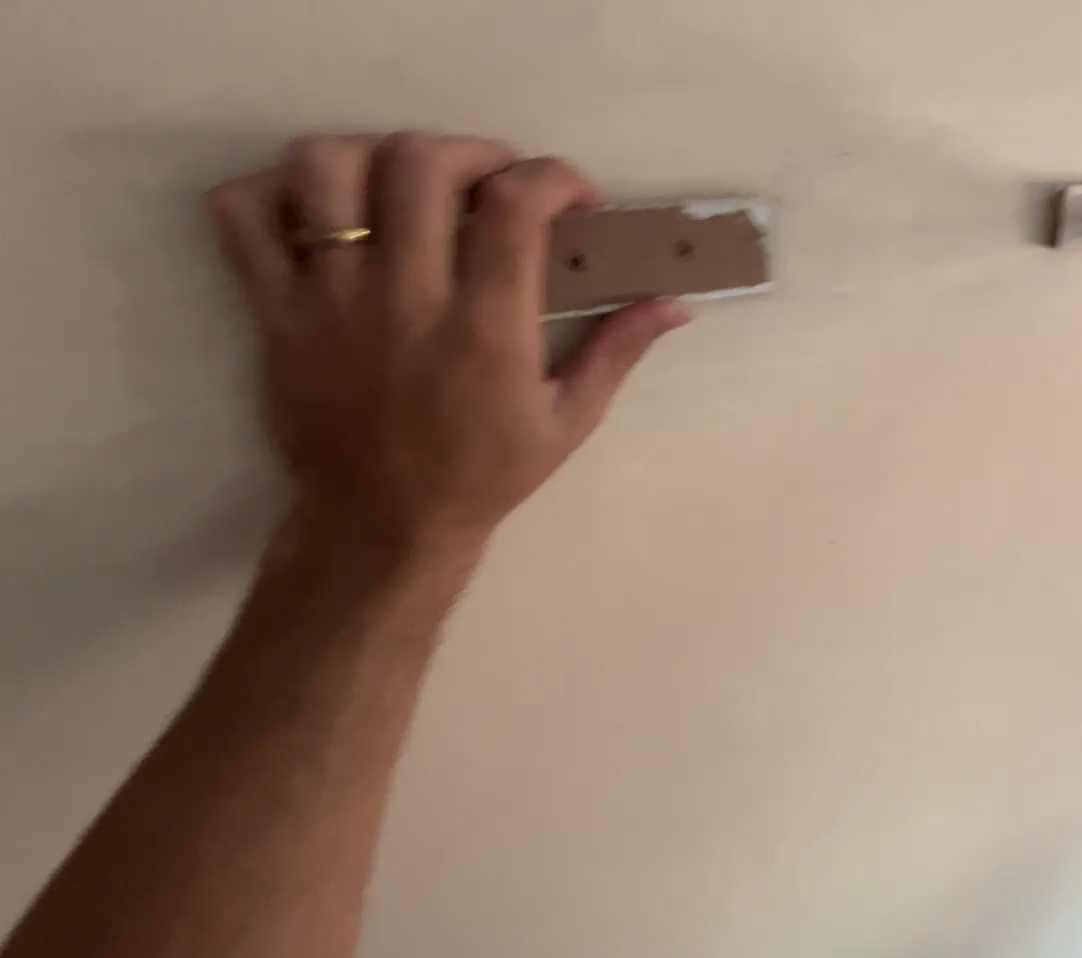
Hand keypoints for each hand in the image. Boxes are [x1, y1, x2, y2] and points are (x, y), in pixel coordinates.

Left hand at [204, 133, 692, 556]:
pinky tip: (328, 210)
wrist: (386, 520)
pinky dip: (278, 188)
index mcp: (488, 329)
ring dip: (377, 155)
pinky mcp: (274, 308)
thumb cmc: (490, 471)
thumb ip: (619, 351)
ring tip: (413, 187)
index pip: (515, 208)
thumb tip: (676, 305)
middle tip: (500, 182)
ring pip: (326, 168)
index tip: (575, 195)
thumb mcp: (572, 418)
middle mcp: (406, 299)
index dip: (553, 177)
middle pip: (420, 163)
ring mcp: (329, 298)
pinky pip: (244, 212)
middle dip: (474, 152)